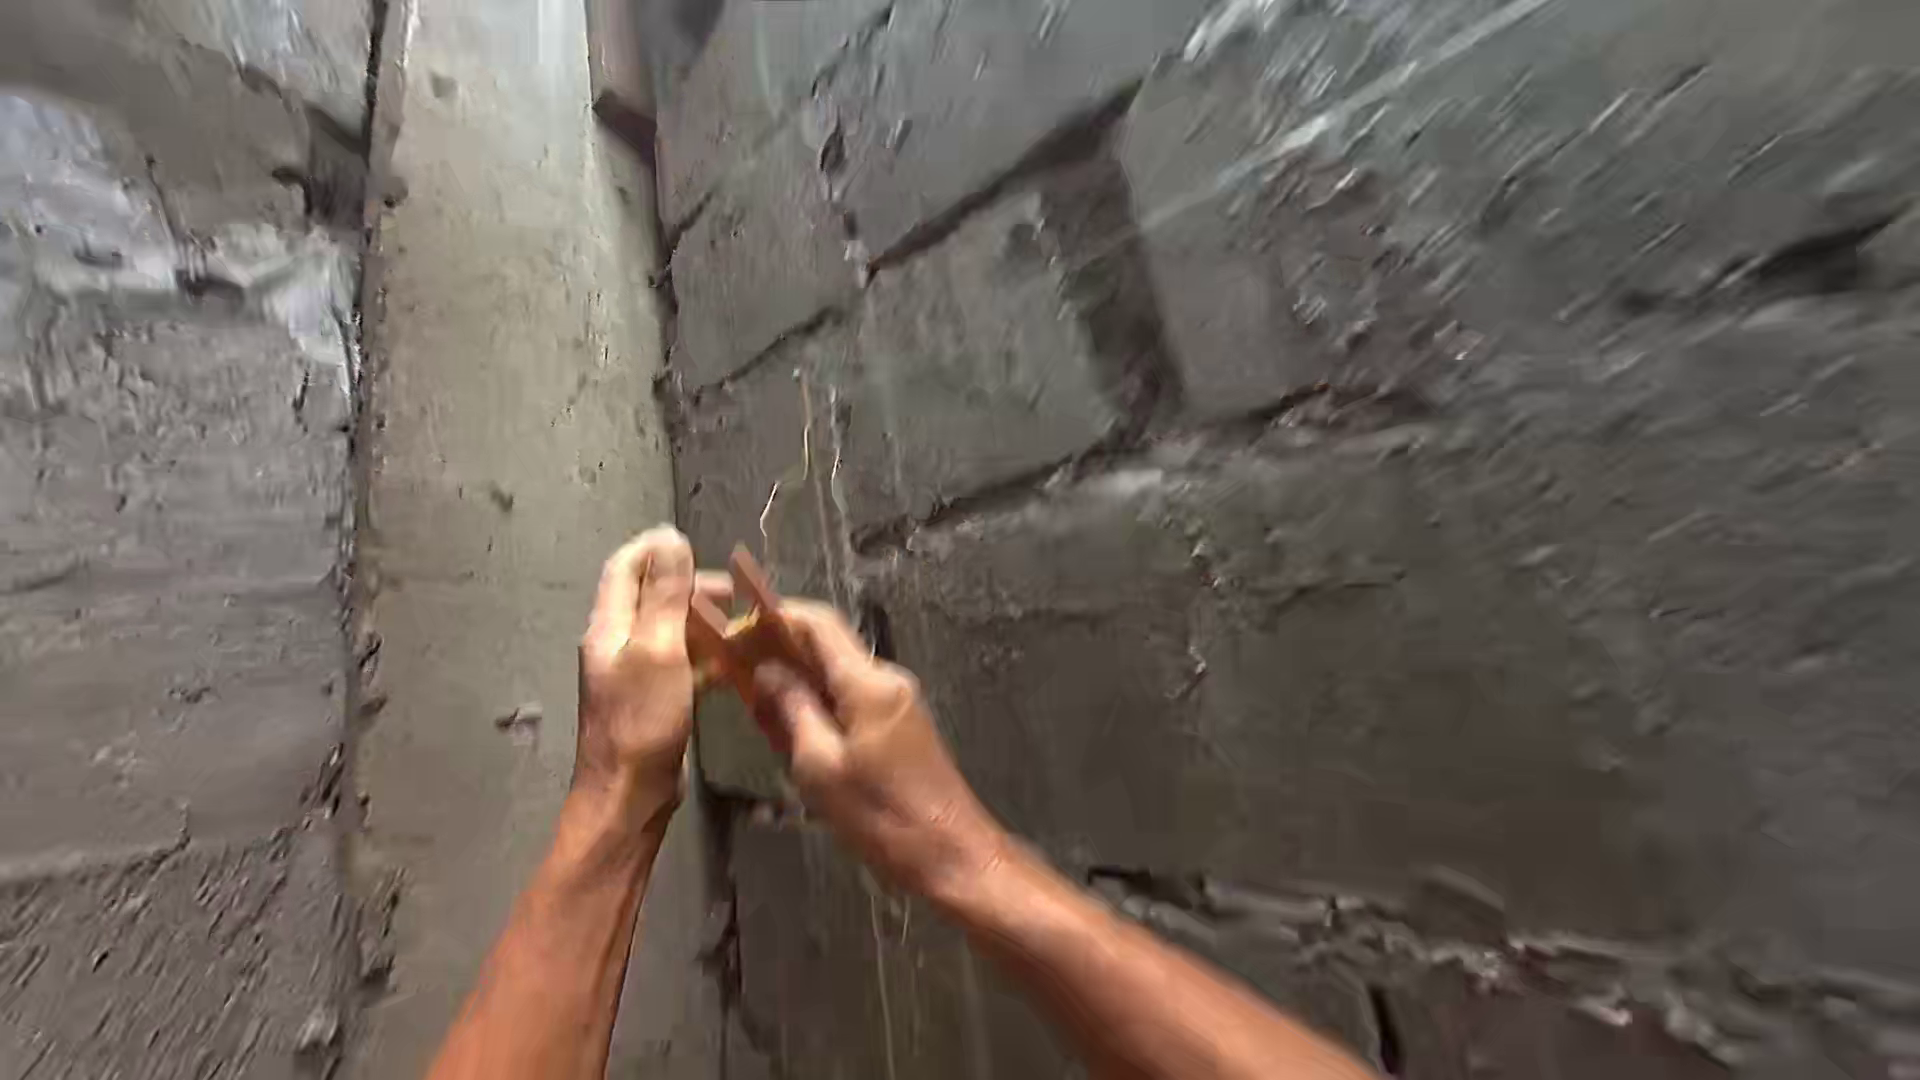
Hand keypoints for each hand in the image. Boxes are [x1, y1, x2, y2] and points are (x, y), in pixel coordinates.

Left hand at [576, 527, 729, 818]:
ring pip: (672, 627)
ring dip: (705, 619)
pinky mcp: (656, 694)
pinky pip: (684, 659)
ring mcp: (637, 669)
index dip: (656, 548)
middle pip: (652, 595)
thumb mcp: (658, 648)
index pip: (625, 567)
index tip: (695, 544)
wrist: (630, 794)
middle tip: (734, 594)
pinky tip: (735, 660)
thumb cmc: (642, 719)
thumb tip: (669, 537)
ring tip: (743, 624)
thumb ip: (665, 593)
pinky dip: (708, 652)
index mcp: (610, 625)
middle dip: (692, 585)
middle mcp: (619, 641)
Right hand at [747, 601, 1009, 901]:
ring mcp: (898, 698)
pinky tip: (797, 736)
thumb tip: (767, 668)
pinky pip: (853, 698)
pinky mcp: (901, 721)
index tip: (738, 631)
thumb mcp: (821, 766)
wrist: (949, 850)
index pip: (821, 623)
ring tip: (761, 715)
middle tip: (739, 680)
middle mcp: (887, 677)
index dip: (778, 617)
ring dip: (800, 685)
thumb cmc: (880, 814)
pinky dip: (822, 705)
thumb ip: (793, 708)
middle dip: (783, 655)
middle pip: (829, 647)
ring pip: (838, 675)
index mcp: (868, 681)